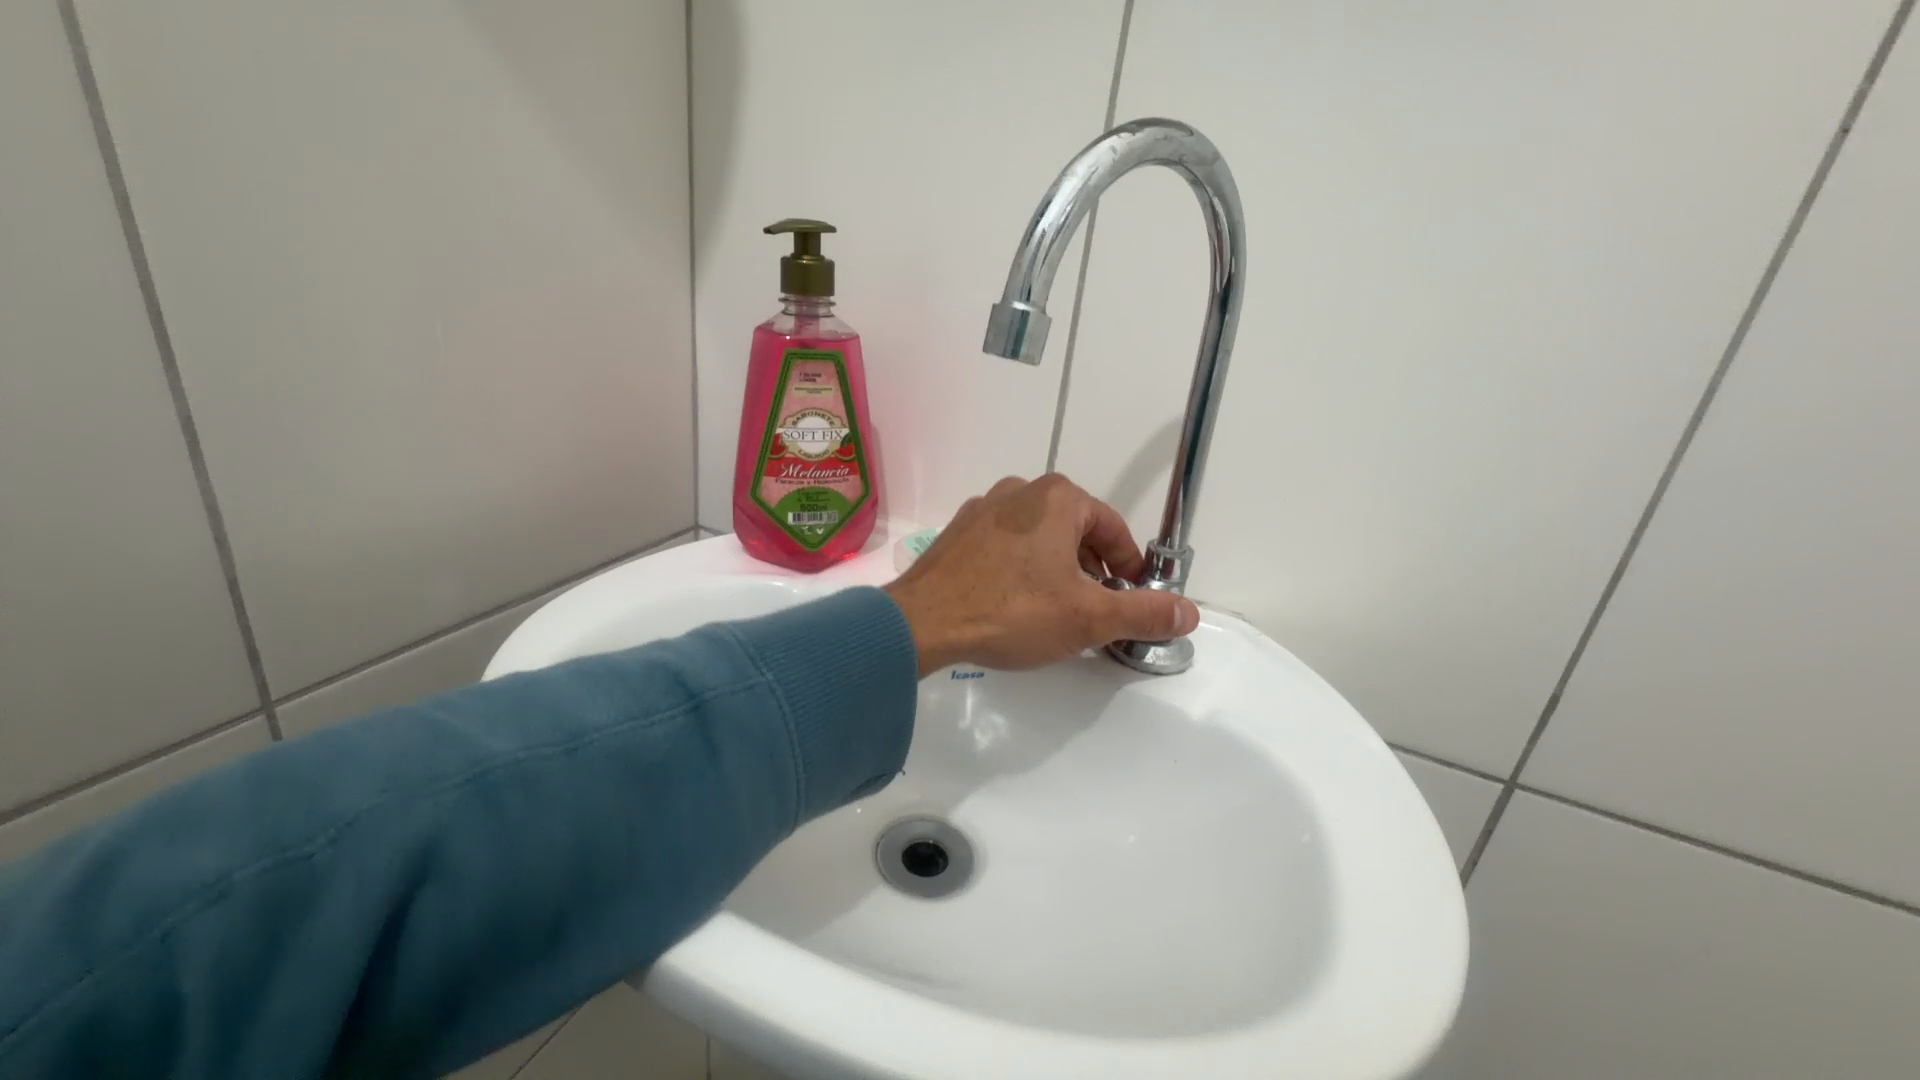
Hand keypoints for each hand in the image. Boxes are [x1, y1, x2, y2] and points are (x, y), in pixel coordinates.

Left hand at [883, 474, 1201, 676]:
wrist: (922, 621)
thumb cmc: (1013, 612)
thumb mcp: (1088, 618)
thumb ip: (1143, 613)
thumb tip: (1190, 613)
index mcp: (1058, 498)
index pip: (1112, 528)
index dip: (1129, 566)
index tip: (1132, 598)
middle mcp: (1020, 491)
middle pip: (1075, 531)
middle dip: (1092, 570)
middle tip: (1095, 611)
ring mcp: (983, 510)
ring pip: (1038, 538)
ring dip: (1056, 570)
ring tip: (1057, 612)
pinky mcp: (957, 533)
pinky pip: (1004, 547)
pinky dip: (1021, 570)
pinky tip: (1015, 605)